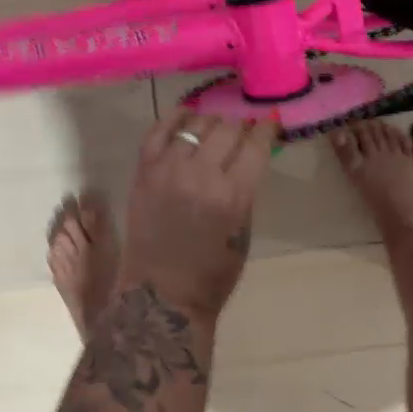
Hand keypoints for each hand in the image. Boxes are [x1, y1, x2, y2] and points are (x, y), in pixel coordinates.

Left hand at [114, 110, 274, 320]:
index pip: (256, 145)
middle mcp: (202, 174)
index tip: (268, 124)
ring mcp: (169, 169)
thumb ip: (245, 188)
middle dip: (240, 128)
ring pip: (196, 124)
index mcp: (233, 195)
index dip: (265, 129)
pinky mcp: (145, 170)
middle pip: (228, 129)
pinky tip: (186, 116)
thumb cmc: (212, 272)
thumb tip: (250, 153)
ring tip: (214, 129)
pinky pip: (159, 129)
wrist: (161, 295)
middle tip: (241, 133)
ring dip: (211, 123)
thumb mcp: (243, 230)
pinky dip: (175, 118)